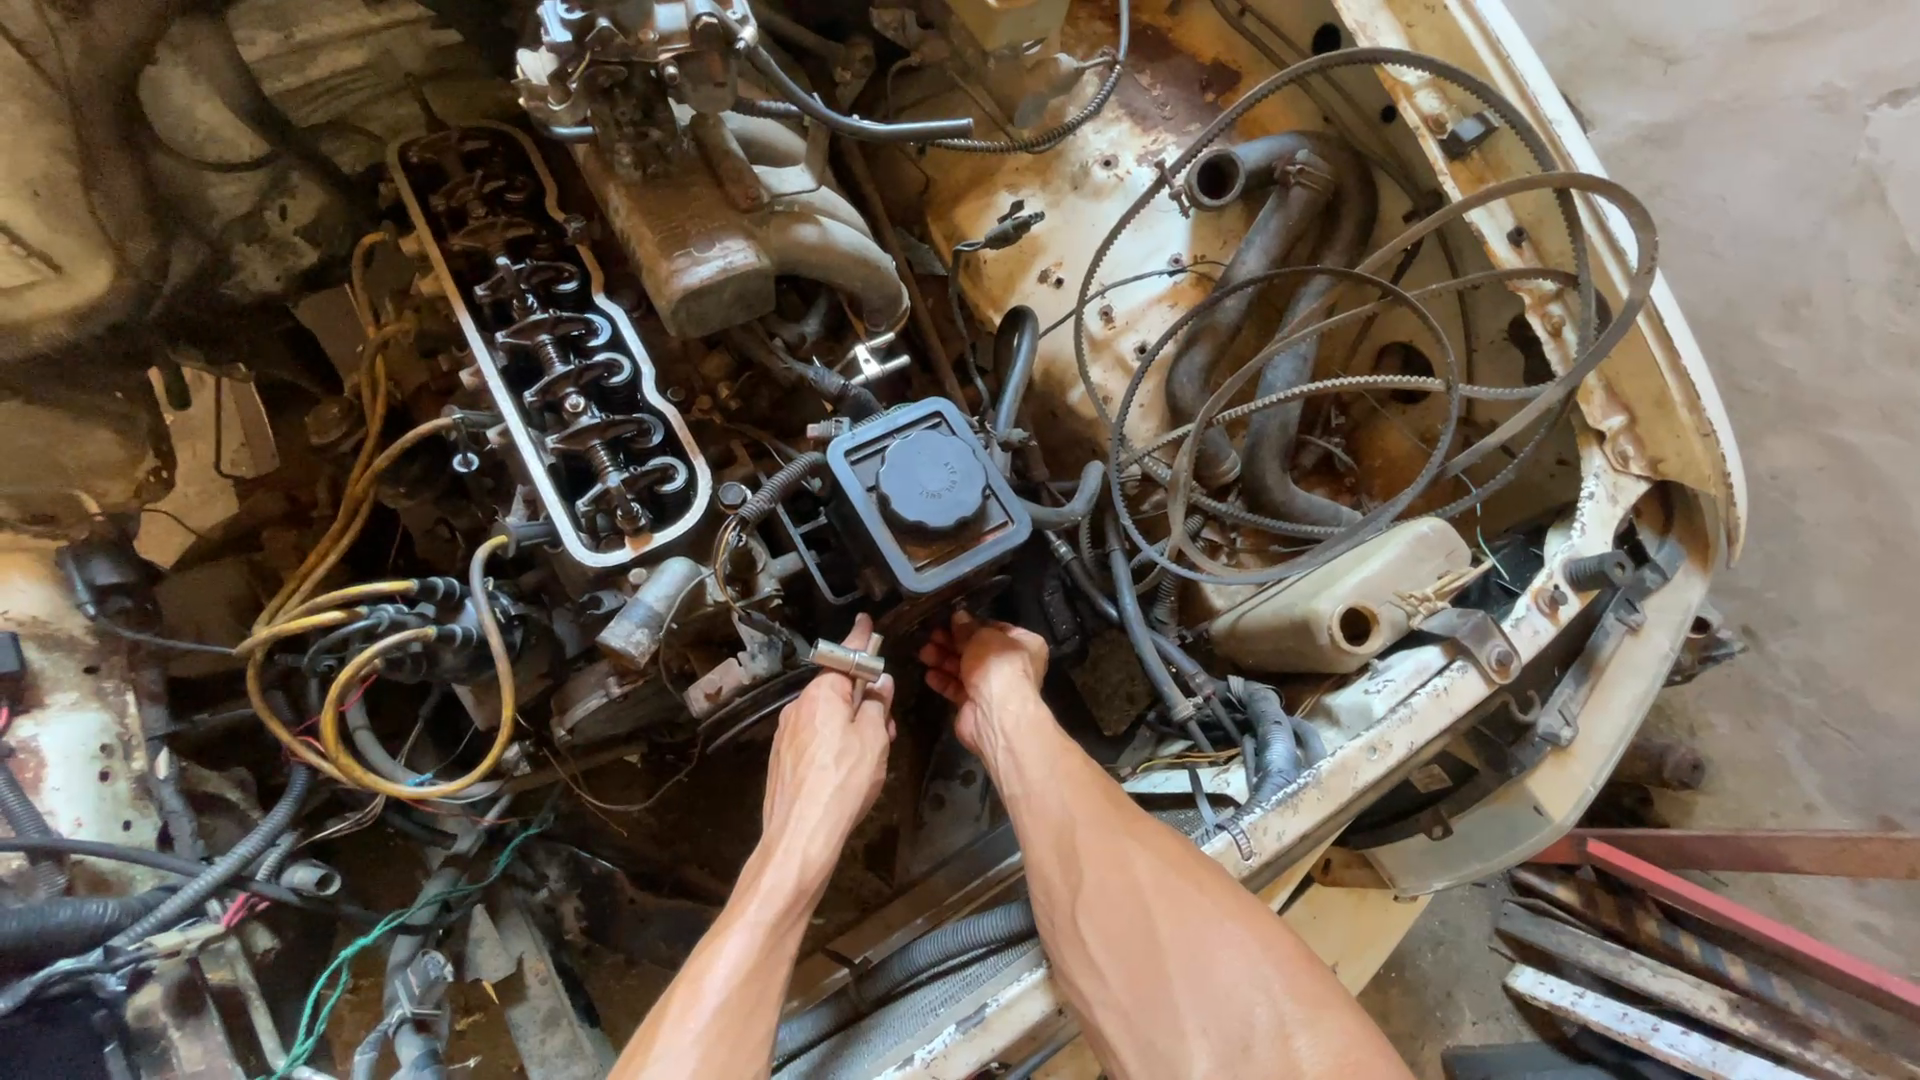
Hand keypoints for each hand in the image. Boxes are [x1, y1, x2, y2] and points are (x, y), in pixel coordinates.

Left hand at [762, 613, 894, 889]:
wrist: (801, 835)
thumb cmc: (843, 781)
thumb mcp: (873, 737)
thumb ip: (876, 704)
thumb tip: (877, 683)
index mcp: (820, 694)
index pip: (845, 656)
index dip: (861, 640)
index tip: (866, 622)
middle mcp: (797, 708)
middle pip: (836, 690)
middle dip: (861, 698)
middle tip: (885, 720)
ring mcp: (786, 735)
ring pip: (826, 717)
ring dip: (851, 724)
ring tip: (873, 751)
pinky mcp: (783, 759)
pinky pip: (814, 738)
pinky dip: (835, 742)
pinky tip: (849, 768)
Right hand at [917, 611, 1048, 754]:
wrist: (997, 715)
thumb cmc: (997, 666)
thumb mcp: (982, 637)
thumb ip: (967, 628)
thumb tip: (958, 617)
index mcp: (1024, 644)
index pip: (996, 628)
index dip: (973, 624)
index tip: (951, 620)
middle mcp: (1010, 665)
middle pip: (977, 649)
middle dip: (953, 642)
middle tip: (932, 635)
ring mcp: (992, 687)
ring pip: (964, 668)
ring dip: (944, 660)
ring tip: (924, 652)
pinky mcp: (975, 704)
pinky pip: (957, 689)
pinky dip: (944, 681)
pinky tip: (929, 675)